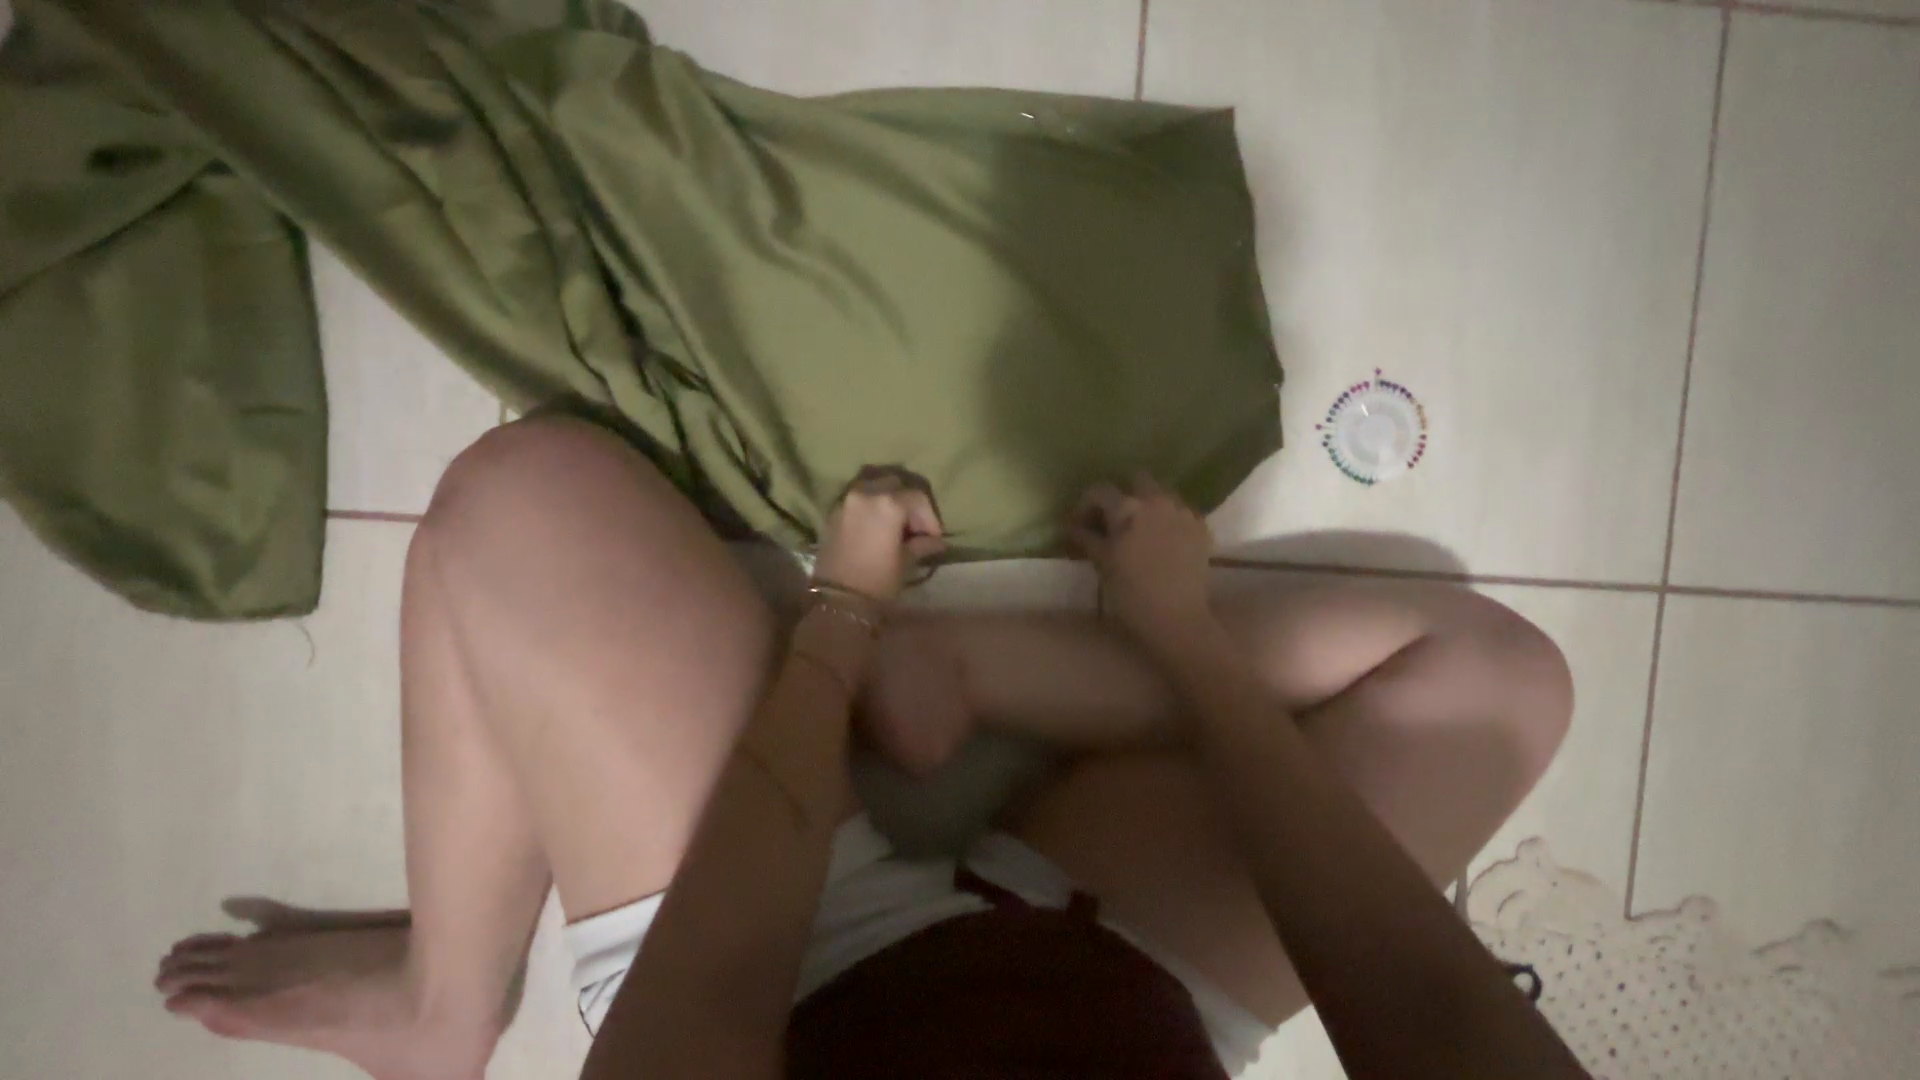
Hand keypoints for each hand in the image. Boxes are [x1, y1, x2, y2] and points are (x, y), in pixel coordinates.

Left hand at [813, 469, 944, 603]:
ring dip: (886, 498)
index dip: (930, 517)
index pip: (918, 497)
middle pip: (895, 484)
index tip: (934, 537)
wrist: (838, 600)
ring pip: (873, 486)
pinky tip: (876, 525)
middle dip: (908, 502)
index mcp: (889, 503)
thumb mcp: (906, 561)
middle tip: (915, 527)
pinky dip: (869, 504)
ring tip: (894, 523)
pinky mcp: (833, 512)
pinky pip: (856, 498)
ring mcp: (846, 500)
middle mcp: (866, 493)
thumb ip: (922, 544)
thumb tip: (936, 541)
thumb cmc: (878, 581)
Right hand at [1070, 473, 1214, 648]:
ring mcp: (1183, 512)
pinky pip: (1183, 512)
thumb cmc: (1131, 593)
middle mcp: (1157, 501)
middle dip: (1124, 494)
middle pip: (1137, 480)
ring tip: (1143, 529)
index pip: (1099, 491)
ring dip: (1150, 504)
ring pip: (1164, 493)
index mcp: (1127, 508)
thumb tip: (1072, 527)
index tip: (1081, 523)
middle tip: (1115, 520)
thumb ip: (1087, 538)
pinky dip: (1171, 520)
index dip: (1085, 504)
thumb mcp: (1103, 563)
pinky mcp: (1201, 528)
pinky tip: (1166, 541)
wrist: (1177, 617)